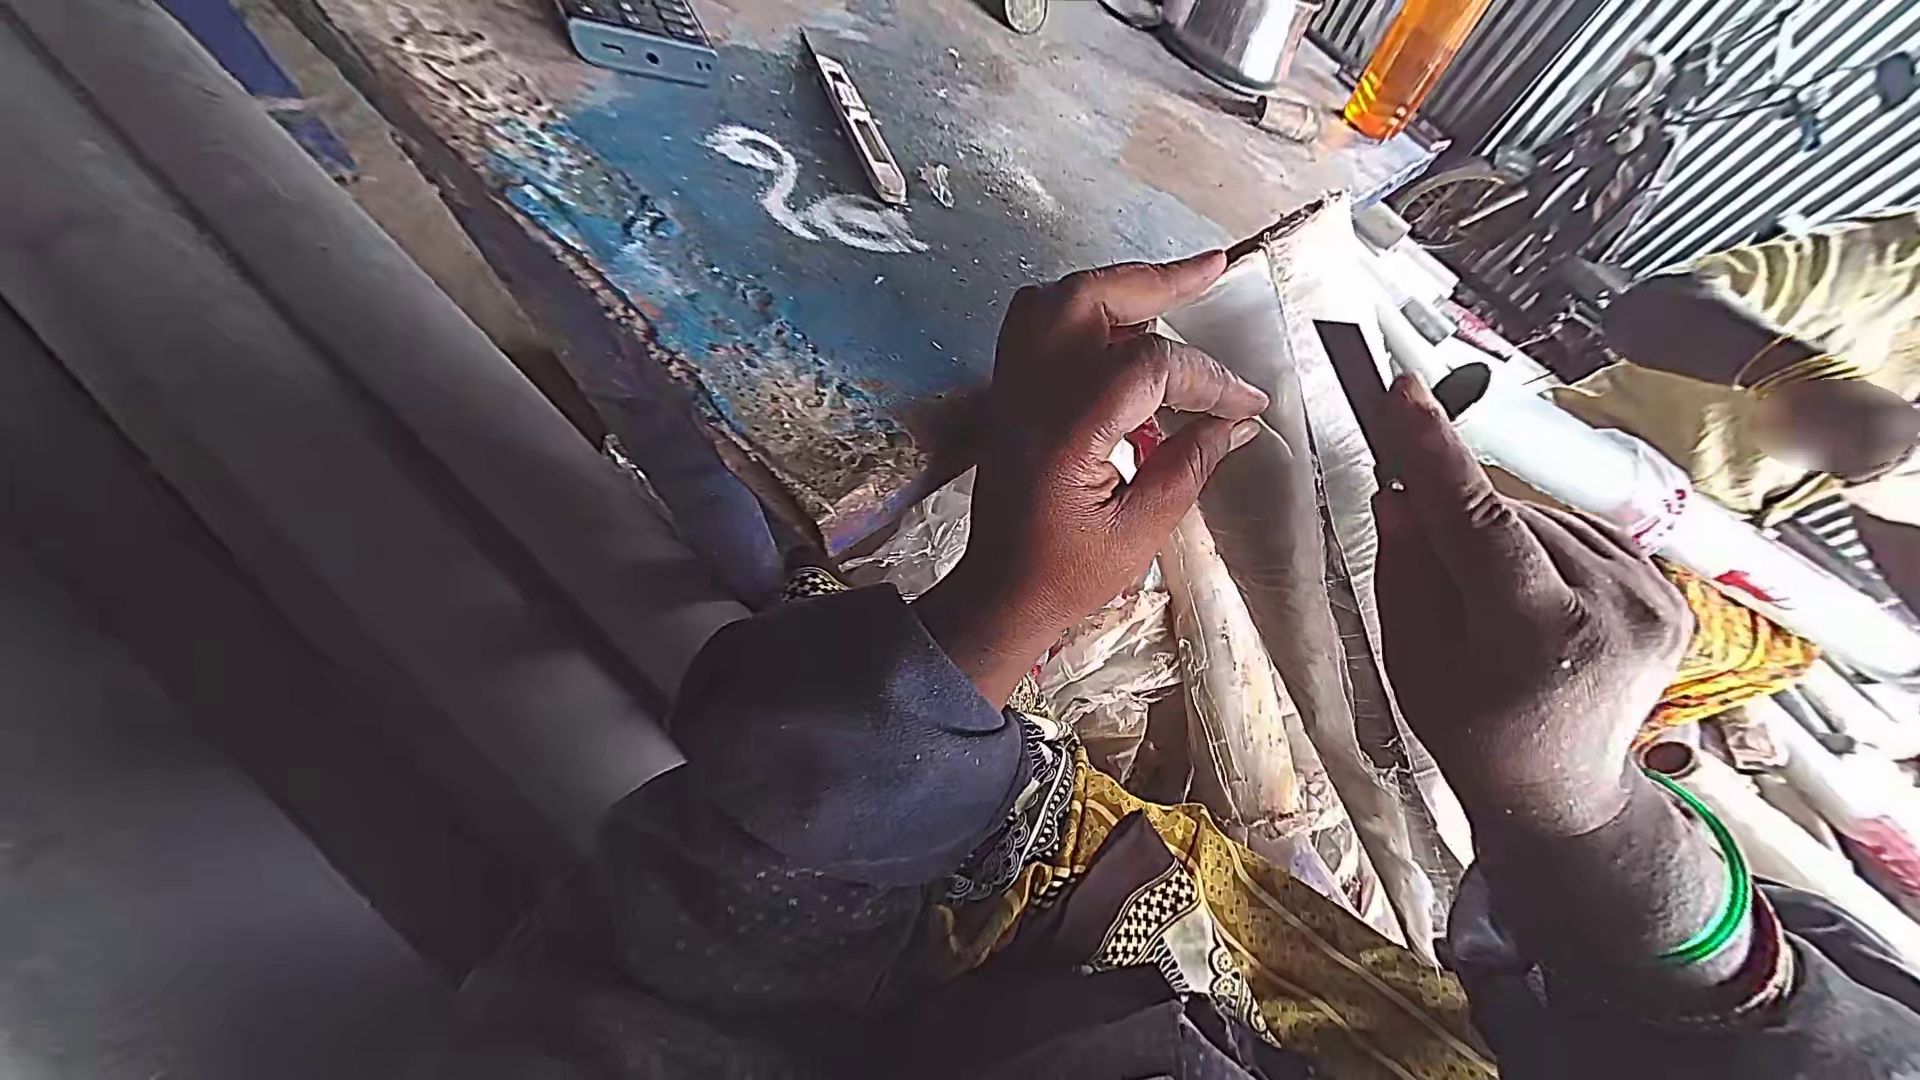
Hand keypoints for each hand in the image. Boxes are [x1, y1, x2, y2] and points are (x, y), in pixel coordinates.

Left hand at [916, 253, 1268, 706]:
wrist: (999, 590)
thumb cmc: (1064, 575)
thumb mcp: (1139, 534)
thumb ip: (1188, 468)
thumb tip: (1233, 422)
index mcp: (1066, 436)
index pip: (1147, 367)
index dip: (1208, 378)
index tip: (1243, 403)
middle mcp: (1030, 401)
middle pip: (1084, 301)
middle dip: (1153, 282)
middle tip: (1210, 271)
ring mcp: (1010, 396)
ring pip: (1051, 303)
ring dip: (1112, 288)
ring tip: (1166, 293)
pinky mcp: (1007, 400)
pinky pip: (1033, 329)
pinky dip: (1077, 313)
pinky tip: (1115, 330)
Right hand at [1373, 375, 1691, 836]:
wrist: (1555, 783)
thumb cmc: (1467, 726)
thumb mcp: (1408, 652)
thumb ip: (1405, 569)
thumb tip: (1399, 497)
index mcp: (1534, 628)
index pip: (1476, 516)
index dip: (1433, 449)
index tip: (1404, 395)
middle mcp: (1612, 603)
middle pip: (1503, 515)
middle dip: (1450, 521)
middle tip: (1425, 565)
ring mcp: (1653, 597)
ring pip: (1538, 519)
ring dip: (1490, 534)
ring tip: (1477, 593)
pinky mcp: (1668, 591)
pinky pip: (1575, 533)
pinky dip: (1531, 543)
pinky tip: (1518, 584)